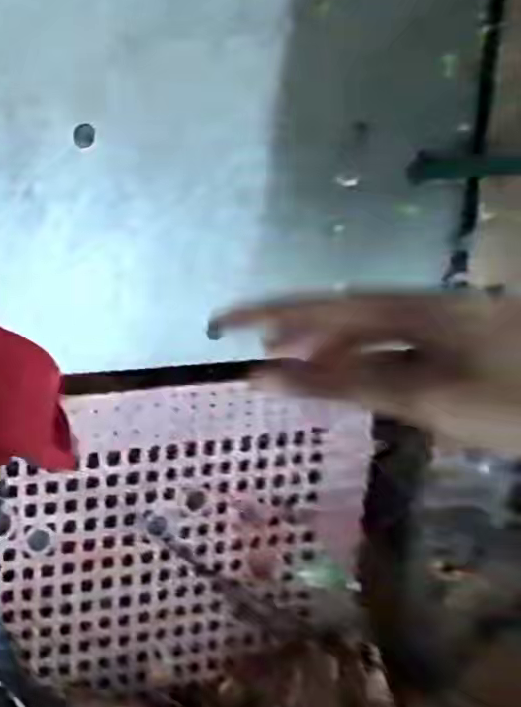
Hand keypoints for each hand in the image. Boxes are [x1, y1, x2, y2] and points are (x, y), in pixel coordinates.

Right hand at [211, 290, 520, 453]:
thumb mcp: (428, 402)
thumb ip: (338, 386)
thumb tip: (255, 376)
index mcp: (424, 311)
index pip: (322, 305)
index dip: (265, 312)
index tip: (217, 322)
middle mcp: (442, 310)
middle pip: (352, 313)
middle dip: (301, 331)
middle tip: (262, 351)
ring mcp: (471, 329)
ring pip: (382, 330)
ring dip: (337, 347)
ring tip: (305, 368)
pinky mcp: (489, 350)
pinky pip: (410, 345)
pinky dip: (373, 359)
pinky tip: (364, 379)